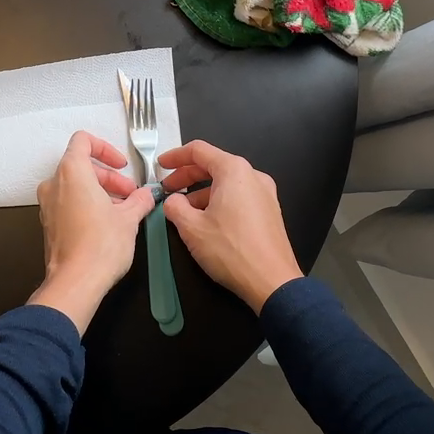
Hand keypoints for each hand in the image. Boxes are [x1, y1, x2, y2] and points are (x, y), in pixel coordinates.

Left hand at [27, 131, 157, 334]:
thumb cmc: (100, 246)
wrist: (76, 283)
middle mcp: (54, 184)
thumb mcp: (129, 219)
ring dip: (100, 193)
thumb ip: (140, 200)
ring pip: (76, 186)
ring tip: (123, 211)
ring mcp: (48, 205)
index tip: (121, 165)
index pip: (83, 141)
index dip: (105, 148)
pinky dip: (87, 205)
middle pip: (82, 166)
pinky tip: (107, 224)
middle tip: (130, 194)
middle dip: (110, 178)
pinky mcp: (49, 224)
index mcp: (72, 172)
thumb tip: (147, 195)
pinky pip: (68, 204)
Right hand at [159, 140, 302, 313]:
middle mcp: (252, 175)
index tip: (160, 167)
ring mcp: (265, 194)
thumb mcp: (192, 228)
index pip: (198, 151)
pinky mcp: (270, 211)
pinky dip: (219, 201)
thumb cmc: (231, 250)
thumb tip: (172, 201)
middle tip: (168, 190)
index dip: (175, 157)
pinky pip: (239, 196)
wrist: (273, 283)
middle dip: (187, 176)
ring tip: (184, 211)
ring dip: (202, 192)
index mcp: (234, 171)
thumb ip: (174, 207)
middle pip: (213, 165)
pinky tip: (207, 221)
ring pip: (226, 183)